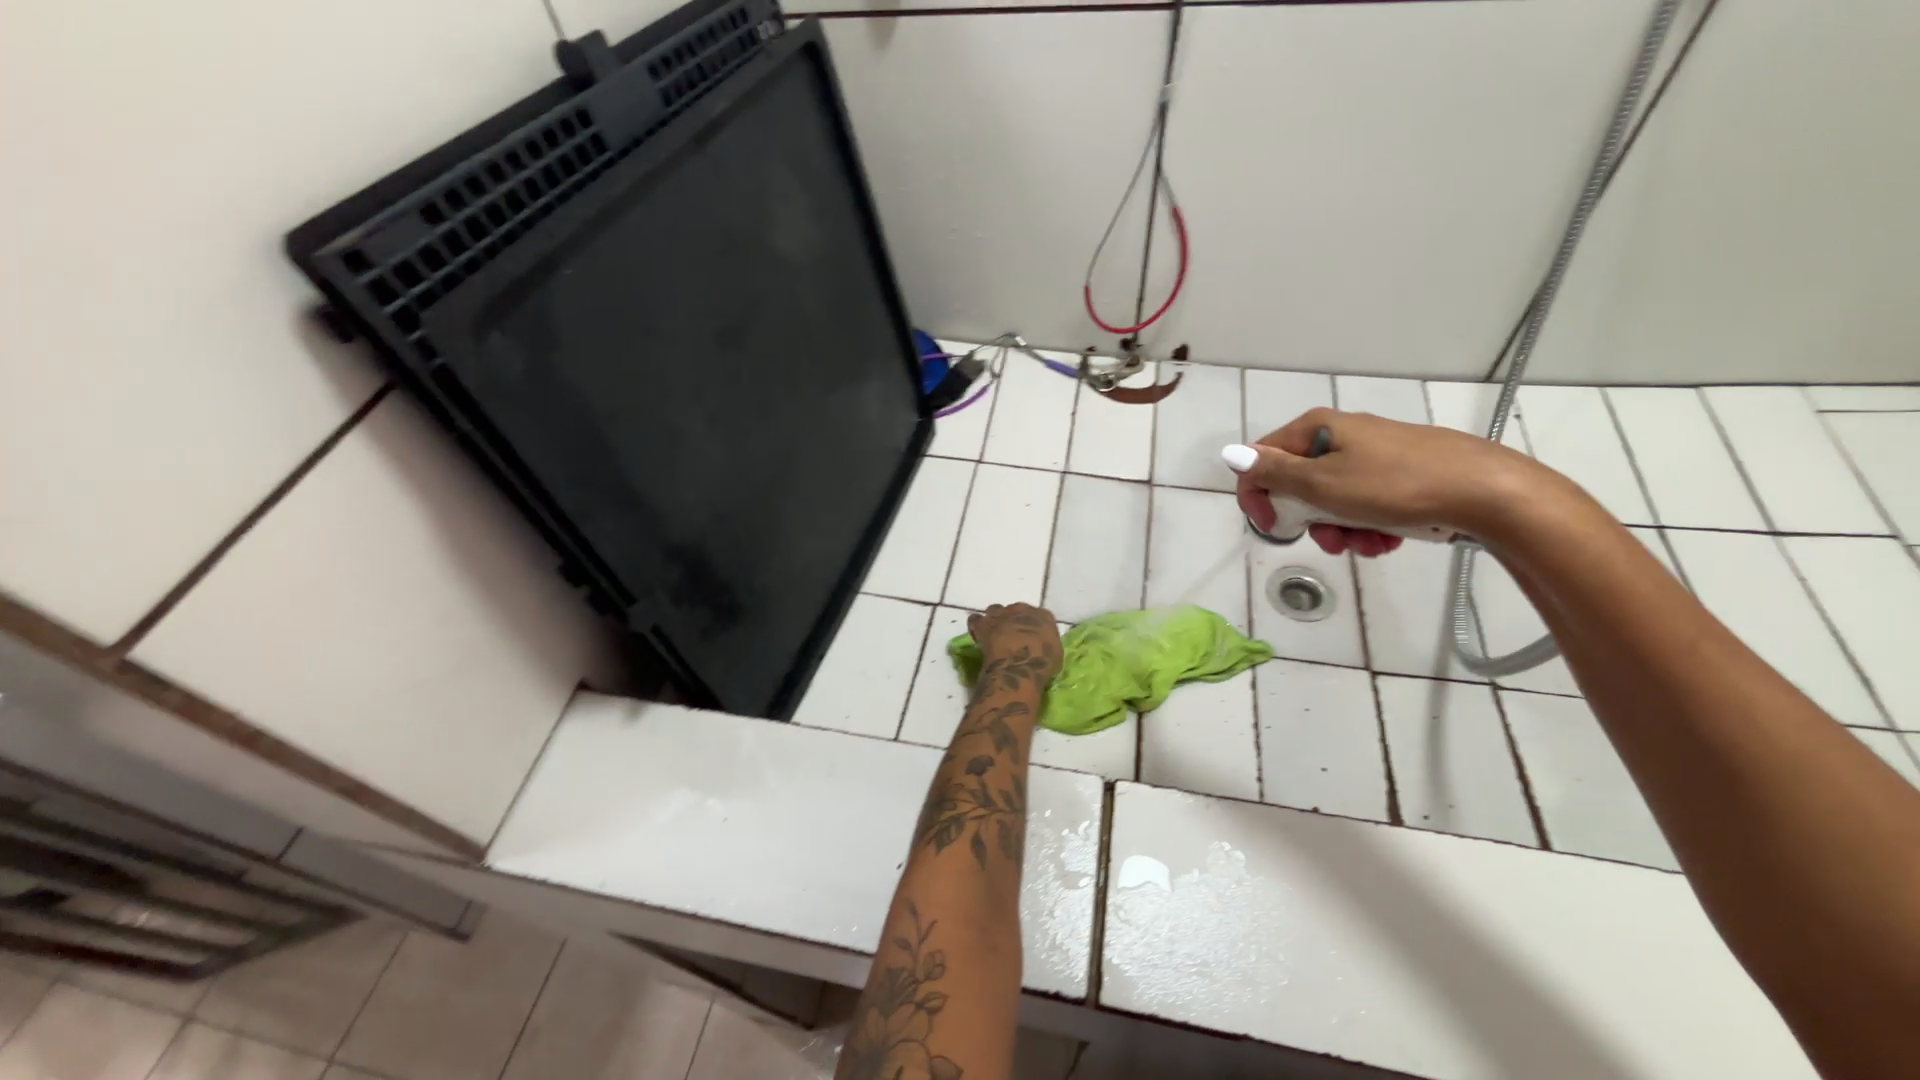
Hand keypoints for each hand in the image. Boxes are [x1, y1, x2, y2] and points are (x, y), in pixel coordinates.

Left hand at [967, 603, 1063, 684]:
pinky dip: (976, 626)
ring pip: (996, 610)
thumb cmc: (1042, 664)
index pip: (1039, 616)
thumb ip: (1047, 644)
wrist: (1020, 667)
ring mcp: (1002, 614)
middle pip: (1016, 610)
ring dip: (995, 620)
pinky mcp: (984, 623)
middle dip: (1013, 620)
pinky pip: (976, 620)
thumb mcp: (1055, 654)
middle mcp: (1023, 609)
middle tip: (1011, 635)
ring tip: (993, 634)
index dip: (1032, 626)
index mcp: (1044, 616)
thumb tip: (1040, 646)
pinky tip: (977, 635)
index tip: (1030, 636)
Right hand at [1230, 408, 1546, 555]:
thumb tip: (1230, 455)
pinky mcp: (1402, 471)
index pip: (1262, 459)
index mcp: (1317, 427)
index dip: (1259, 496)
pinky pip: (1366, 501)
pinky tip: (1389, 539)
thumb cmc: (1395, 486)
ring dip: (1342, 529)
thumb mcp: (1323, 484)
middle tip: (1332, 542)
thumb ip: (1273, 472)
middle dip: (1311, 520)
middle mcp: (1342, 433)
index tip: (1277, 530)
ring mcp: (1374, 452)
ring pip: (1334, 498)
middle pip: (1299, 482)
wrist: (1484, 491)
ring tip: (1369, 545)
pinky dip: (1369, 524)